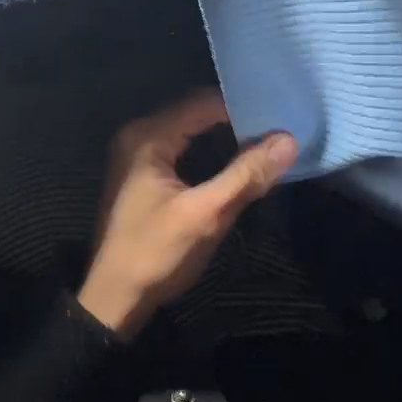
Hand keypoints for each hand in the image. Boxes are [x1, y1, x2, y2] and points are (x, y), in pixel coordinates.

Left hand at [79, 90, 298, 338]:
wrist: (114, 300)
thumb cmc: (155, 253)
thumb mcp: (207, 214)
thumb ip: (246, 175)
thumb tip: (288, 139)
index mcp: (147, 136)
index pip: (202, 102)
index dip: (242, 107)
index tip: (281, 118)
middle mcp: (138, 136)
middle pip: (196, 115)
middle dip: (236, 123)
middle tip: (280, 132)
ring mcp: (138, 157)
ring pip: (191, 135)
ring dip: (225, 141)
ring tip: (267, 147)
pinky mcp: (143, 178)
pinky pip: (183, 154)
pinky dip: (210, 157)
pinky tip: (237, 169)